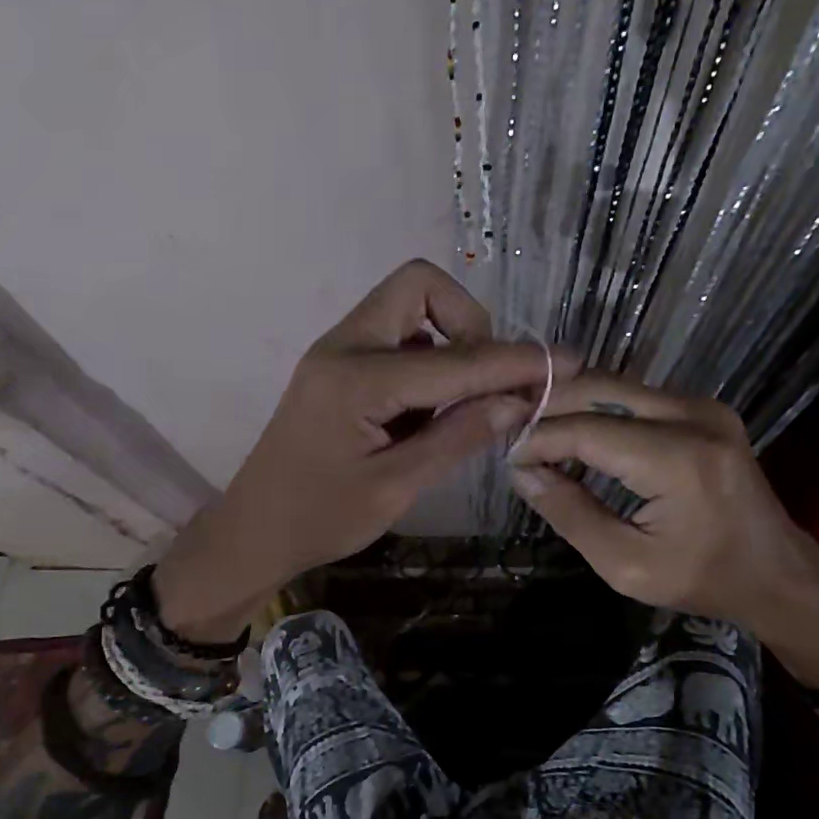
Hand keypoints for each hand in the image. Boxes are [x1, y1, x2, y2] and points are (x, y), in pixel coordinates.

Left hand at [155, 260, 577, 640]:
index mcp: (356, 378)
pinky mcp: (337, 368)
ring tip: (464, 401)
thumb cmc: (320, 519)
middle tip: (488, 378)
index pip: (455, 358)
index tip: (565, 362)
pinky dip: (426, 359)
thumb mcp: (397, 486)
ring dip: (448, 340)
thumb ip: (459, 436)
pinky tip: (432, 408)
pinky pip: (393, 338)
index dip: (514, 361)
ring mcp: (336, 353)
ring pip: (406, 308)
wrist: (254, 532)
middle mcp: (343, 346)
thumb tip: (520, 400)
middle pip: (419, 287)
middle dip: (469, 322)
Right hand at [509, 374, 818, 689]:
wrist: (777, 573)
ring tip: (536, 435)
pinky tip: (575, 435)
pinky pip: (637, 398)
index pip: (587, 430)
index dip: (539, 440)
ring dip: (572, 406)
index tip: (509, 461)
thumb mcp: (625, 564)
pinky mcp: (705, 410)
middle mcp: (694, 416)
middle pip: (600, 389)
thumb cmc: (702, 579)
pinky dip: (599, 411)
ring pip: (616, 386)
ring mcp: (704, 407)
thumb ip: (571, 514)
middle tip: (513, 435)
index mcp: (678, 459)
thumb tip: (523, 473)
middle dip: (550, 408)